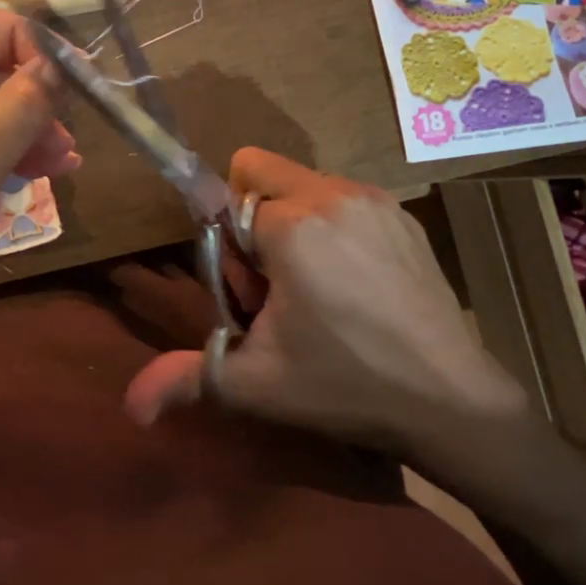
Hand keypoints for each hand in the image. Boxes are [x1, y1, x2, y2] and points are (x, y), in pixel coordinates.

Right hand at [124, 148, 527, 454]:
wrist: (456, 405)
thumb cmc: (345, 386)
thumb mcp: (256, 383)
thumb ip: (185, 377)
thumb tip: (129, 408)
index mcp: (293, 224)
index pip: (229, 193)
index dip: (230, 246)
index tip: (256, 293)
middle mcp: (334, 194)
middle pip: (262, 176)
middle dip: (255, 222)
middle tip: (280, 289)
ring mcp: (377, 202)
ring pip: (302, 187)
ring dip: (292, 225)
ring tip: (318, 291)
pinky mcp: (406, 217)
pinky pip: (342, 201)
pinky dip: (332, 230)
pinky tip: (354, 288)